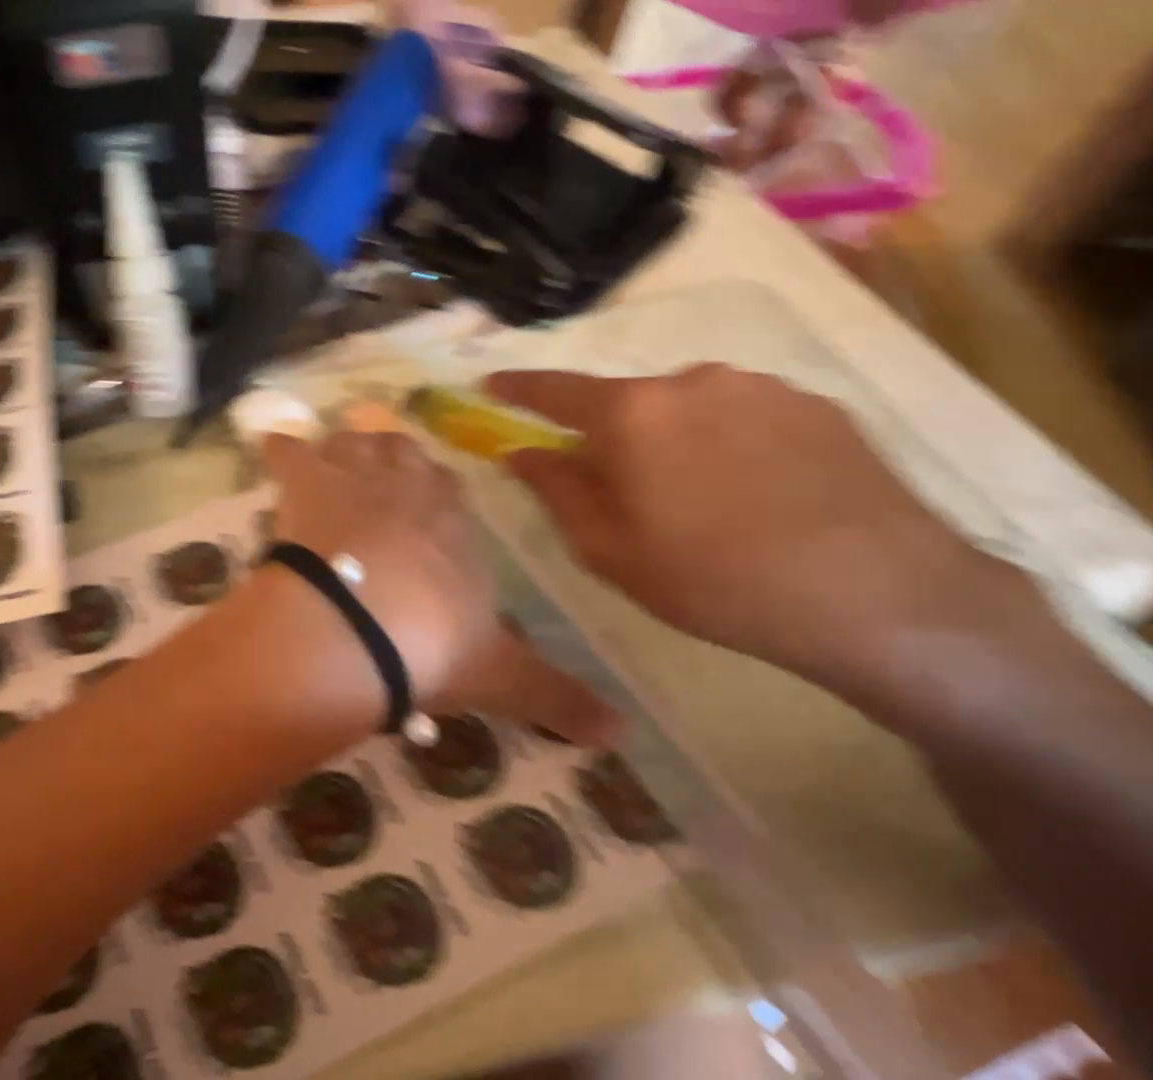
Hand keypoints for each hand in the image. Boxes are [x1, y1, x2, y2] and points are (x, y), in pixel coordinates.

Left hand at [261, 432, 617, 745]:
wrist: (359, 627)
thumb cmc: (431, 647)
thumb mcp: (502, 677)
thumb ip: (558, 698)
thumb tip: (623, 734)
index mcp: (460, 528)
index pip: (454, 498)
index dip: (437, 505)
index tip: (426, 518)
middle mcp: (414, 489)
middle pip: (408, 460)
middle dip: (398, 470)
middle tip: (378, 491)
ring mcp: (358, 477)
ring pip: (357, 445)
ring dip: (348, 454)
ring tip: (333, 469)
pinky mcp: (306, 479)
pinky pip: (289, 449)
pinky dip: (281, 450)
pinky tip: (272, 451)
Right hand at [485, 365, 1031, 685]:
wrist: (876, 594)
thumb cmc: (714, 580)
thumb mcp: (610, 552)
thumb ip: (557, 491)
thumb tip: (523, 452)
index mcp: (633, 414)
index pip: (556, 390)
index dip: (519, 390)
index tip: (491, 386)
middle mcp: (695, 381)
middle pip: (631, 405)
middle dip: (615, 440)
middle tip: (626, 498)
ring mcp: (765, 388)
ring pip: (693, 411)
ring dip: (679, 445)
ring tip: (704, 507)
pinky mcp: (821, 406)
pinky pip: (749, 419)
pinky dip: (734, 448)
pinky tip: (760, 500)